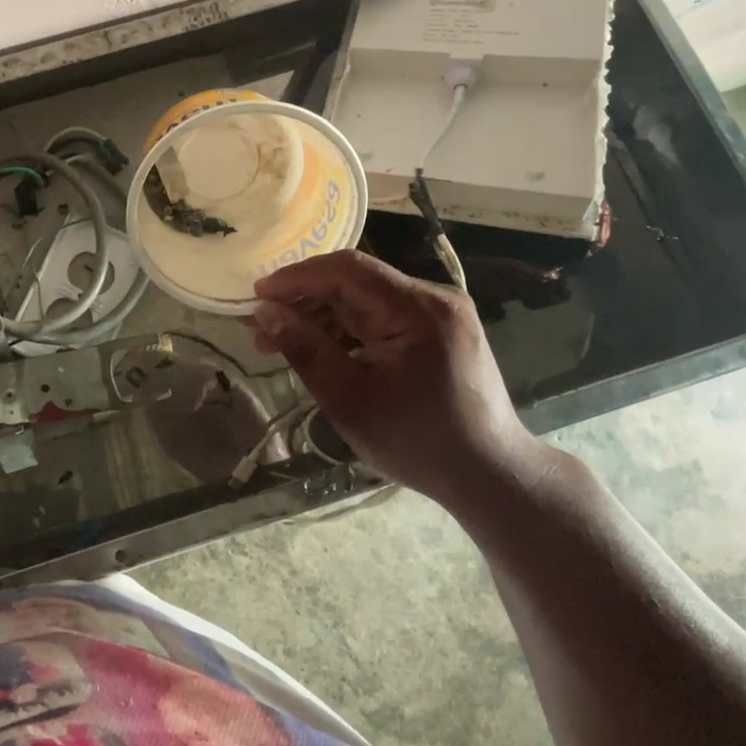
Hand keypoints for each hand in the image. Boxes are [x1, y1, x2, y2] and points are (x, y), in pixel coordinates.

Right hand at [249, 250, 540, 507]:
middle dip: (302, 298)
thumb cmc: (416, 441)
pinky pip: (382, 315)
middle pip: (355, 280)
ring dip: (320, 314)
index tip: (254, 297)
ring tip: (278, 340)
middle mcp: (433, 299)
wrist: (491, 475)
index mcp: (416, 310)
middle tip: (259, 325)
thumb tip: (265, 312)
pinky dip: (345, 327)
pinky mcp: (439, 331)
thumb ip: (305, 348)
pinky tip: (318, 347)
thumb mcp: (348, 399)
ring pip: (365, 297)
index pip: (345, 271)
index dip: (295, 278)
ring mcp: (440, 314)